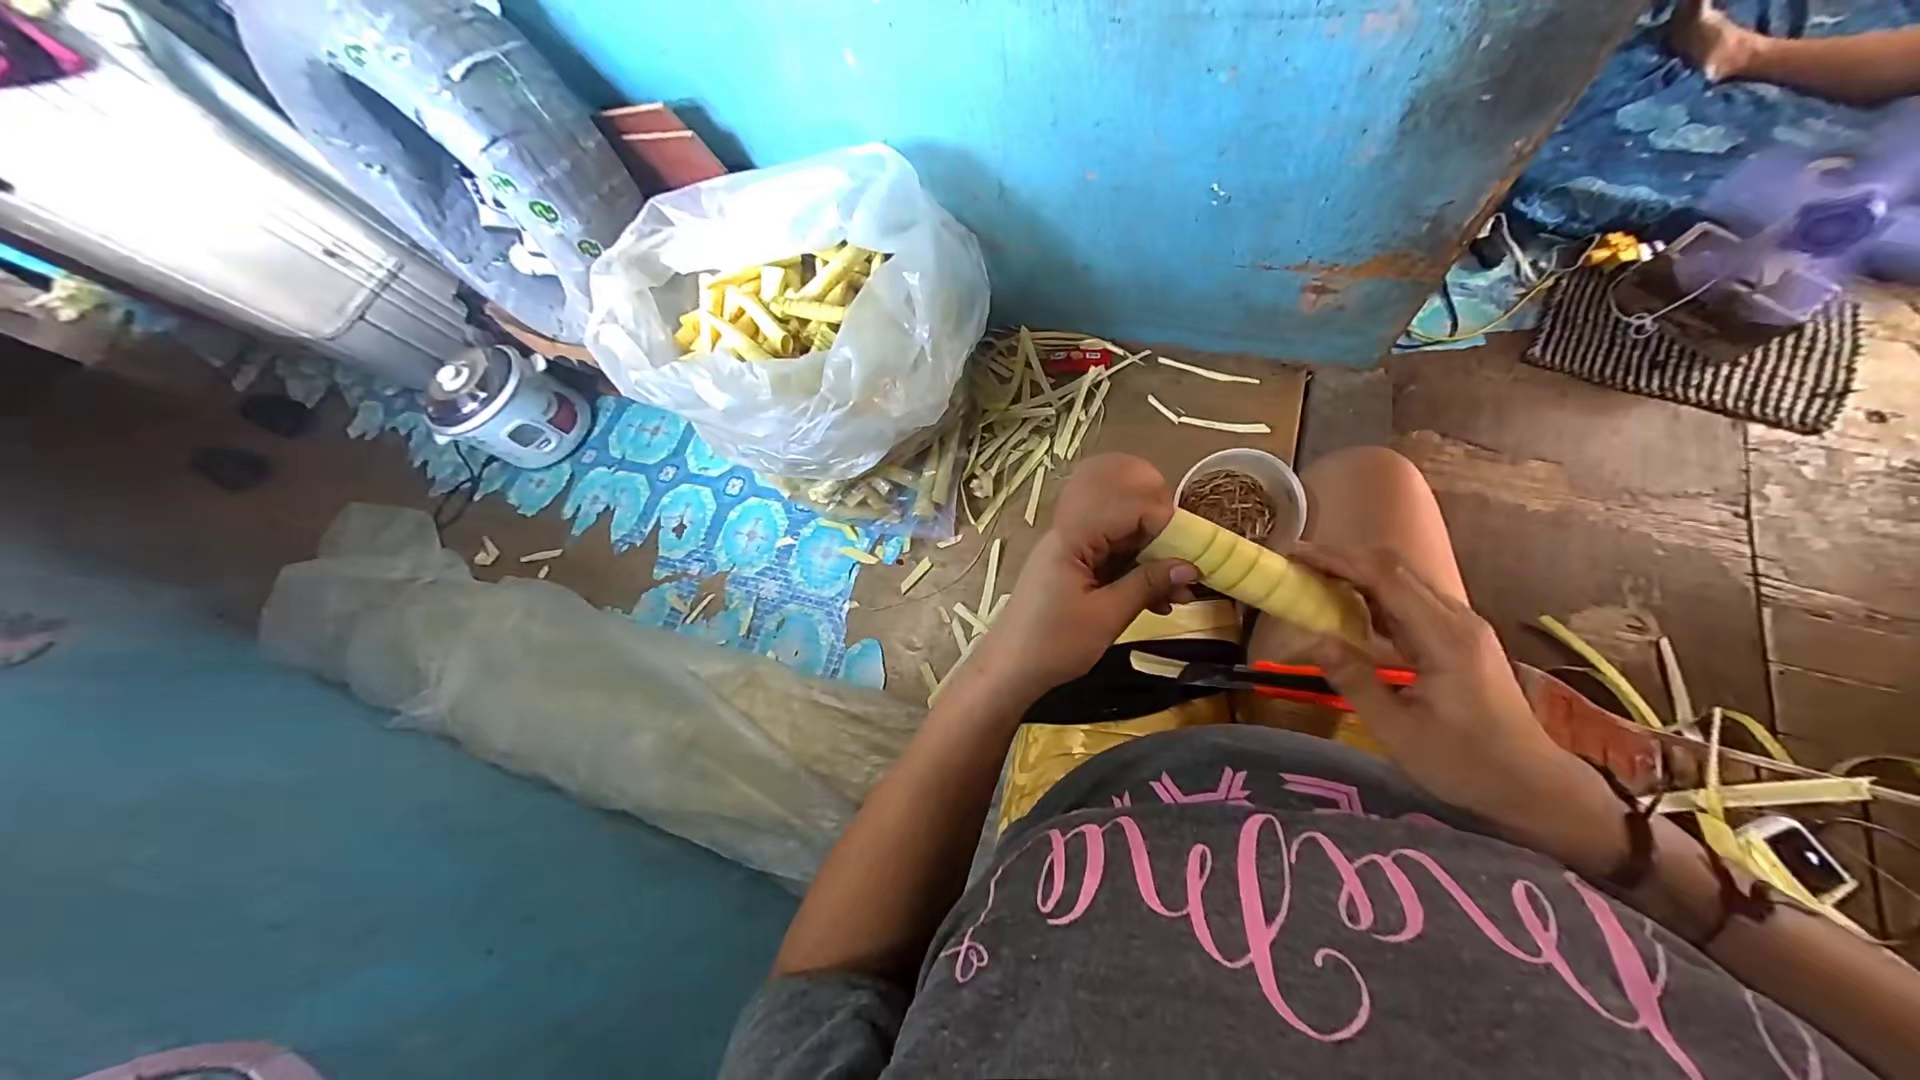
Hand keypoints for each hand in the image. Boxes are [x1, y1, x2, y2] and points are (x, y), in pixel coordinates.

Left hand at [968, 455, 1197, 702]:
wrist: (1010, 671)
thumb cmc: (1054, 643)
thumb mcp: (1108, 615)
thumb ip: (1148, 584)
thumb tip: (1191, 565)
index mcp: (1073, 538)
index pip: (1128, 509)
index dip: (1165, 524)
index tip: (1194, 551)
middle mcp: (1071, 539)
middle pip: (1126, 527)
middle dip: (1163, 549)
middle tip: (1193, 577)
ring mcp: (1070, 557)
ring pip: (1122, 550)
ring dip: (1153, 569)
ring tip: (1181, 597)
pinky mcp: (1071, 576)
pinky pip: (1110, 567)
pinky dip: (1135, 581)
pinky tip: (1159, 603)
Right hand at [1294, 545, 1616, 847]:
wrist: (1534, 788)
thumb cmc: (1465, 764)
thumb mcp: (1398, 731)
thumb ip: (1355, 682)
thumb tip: (1316, 640)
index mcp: (1445, 637)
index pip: (1385, 577)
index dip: (1336, 560)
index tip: (1294, 556)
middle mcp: (1458, 620)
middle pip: (1395, 567)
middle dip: (1342, 559)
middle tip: (1296, 567)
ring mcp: (1462, 626)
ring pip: (1403, 580)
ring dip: (1356, 574)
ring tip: (1313, 582)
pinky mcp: (1459, 638)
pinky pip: (1410, 600)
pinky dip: (1373, 594)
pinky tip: (1348, 608)